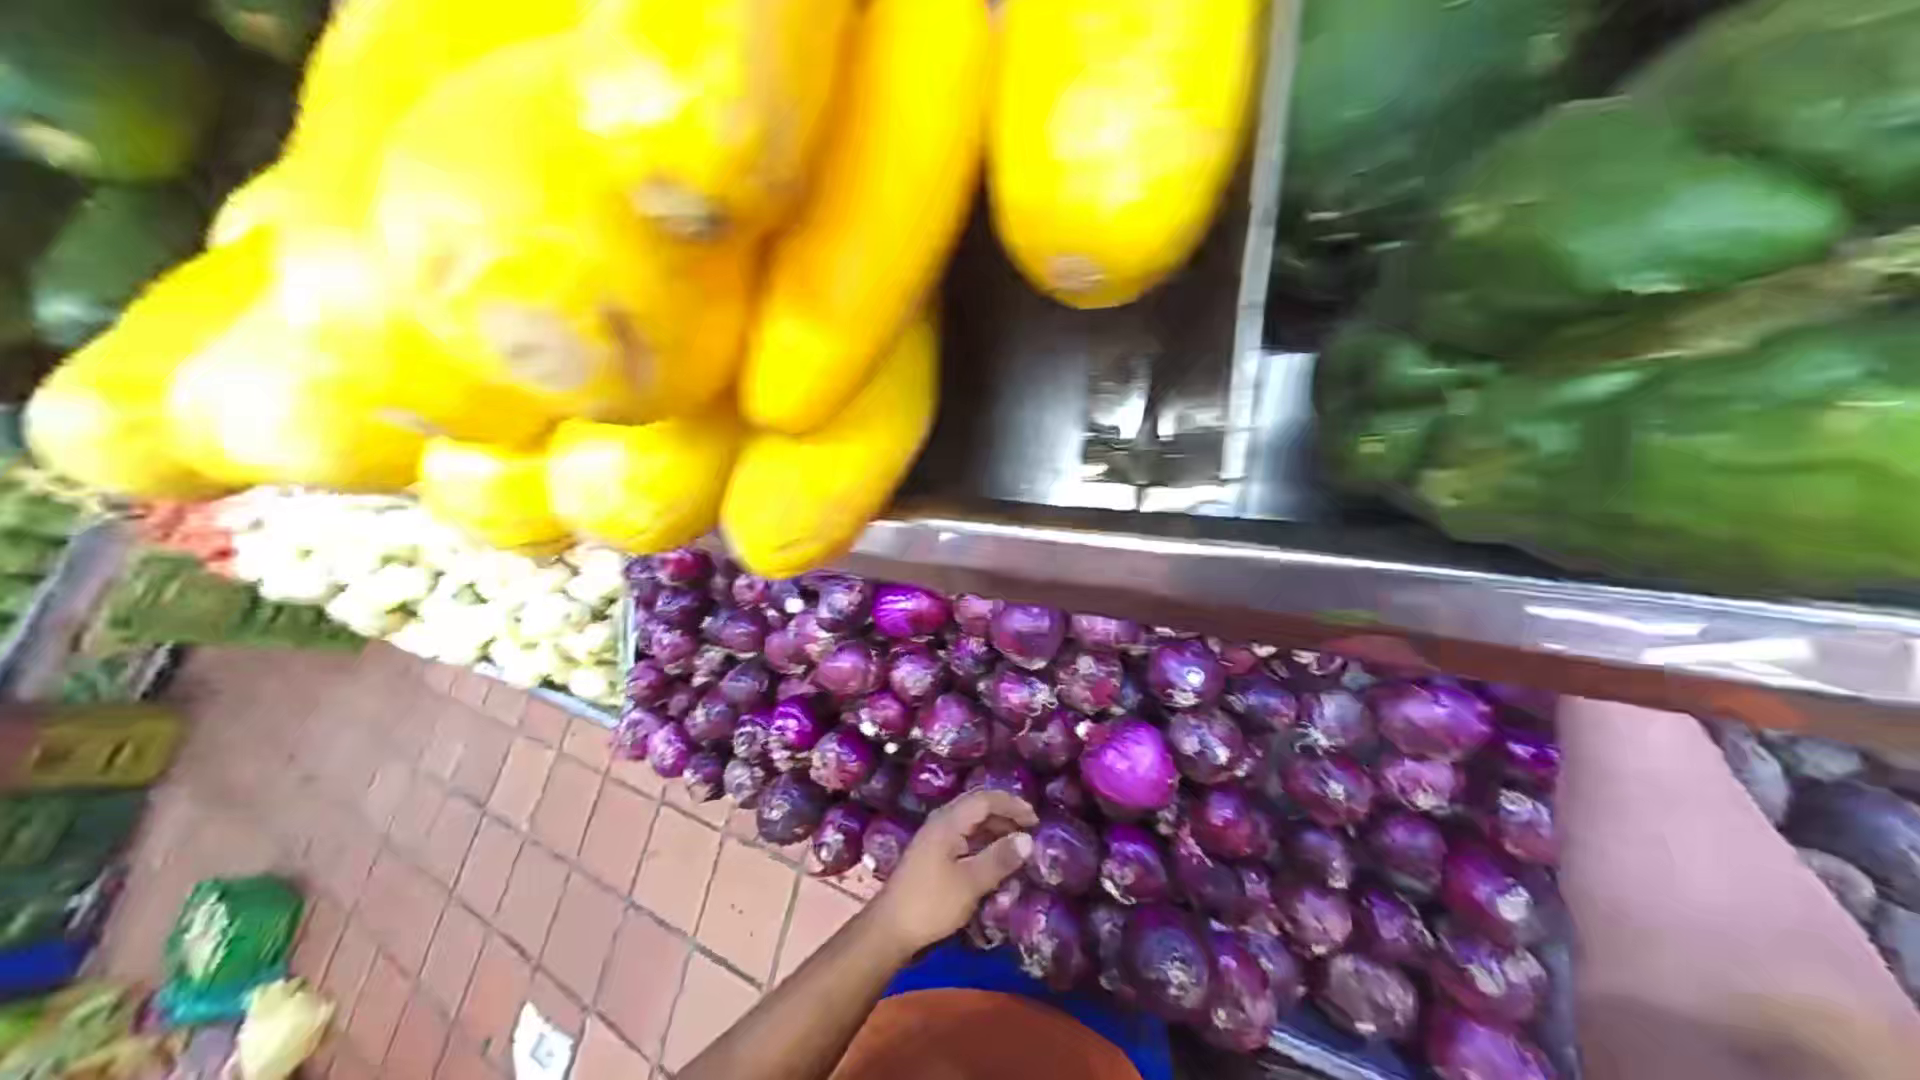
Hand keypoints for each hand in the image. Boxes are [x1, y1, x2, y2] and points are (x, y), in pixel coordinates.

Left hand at [869, 790, 1037, 951]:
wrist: (889, 929)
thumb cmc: (931, 903)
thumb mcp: (970, 883)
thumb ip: (999, 858)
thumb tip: (1027, 839)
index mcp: (948, 821)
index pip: (985, 799)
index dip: (1012, 805)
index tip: (1035, 820)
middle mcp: (941, 822)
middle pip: (977, 806)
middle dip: (1005, 813)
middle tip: (1029, 827)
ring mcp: (935, 838)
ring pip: (970, 822)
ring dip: (995, 828)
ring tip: (1018, 843)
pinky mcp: (933, 855)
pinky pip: (964, 836)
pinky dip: (983, 841)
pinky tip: (995, 857)